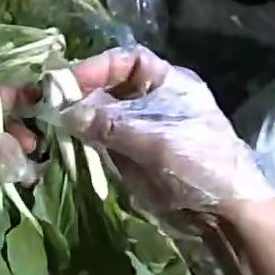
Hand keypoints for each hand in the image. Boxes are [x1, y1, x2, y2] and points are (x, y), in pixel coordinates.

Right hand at [56, 48, 274, 212]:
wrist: (224, 213)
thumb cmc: (199, 163)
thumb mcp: (155, 140)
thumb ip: (110, 124)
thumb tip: (68, 113)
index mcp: (167, 83)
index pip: (127, 62)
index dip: (97, 67)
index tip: (69, 81)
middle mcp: (151, 101)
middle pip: (109, 87)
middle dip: (81, 92)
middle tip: (51, 102)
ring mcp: (140, 129)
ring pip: (101, 115)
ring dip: (78, 118)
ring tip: (51, 122)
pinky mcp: (132, 155)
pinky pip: (101, 141)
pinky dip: (84, 140)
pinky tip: (65, 140)